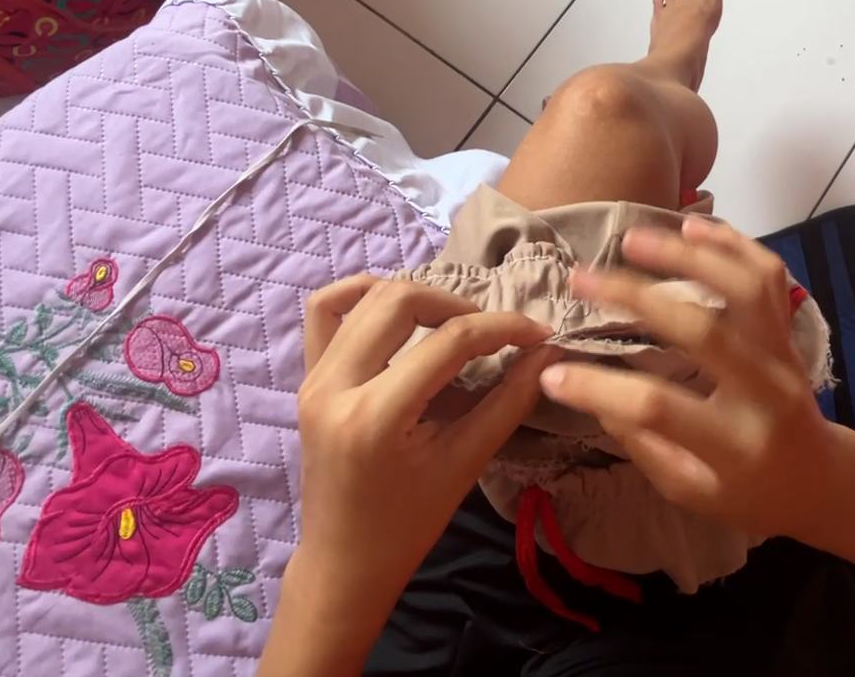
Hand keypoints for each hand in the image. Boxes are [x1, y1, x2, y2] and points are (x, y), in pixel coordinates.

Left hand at [294, 275, 557, 597]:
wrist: (345, 562)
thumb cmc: (410, 523)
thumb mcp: (466, 462)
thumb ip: (509, 400)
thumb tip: (547, 352)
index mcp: (375, 416)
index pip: (449, 342)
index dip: (502, 327)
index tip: (538, 333)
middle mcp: (335, 385)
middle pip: (402, 301)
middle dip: (458, 306)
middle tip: (490, 333)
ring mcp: (314, 377)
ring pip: (367, 297)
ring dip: (420, 298)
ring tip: (453, 324)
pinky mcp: (307, 376)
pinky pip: (324, 310)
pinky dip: (361, 293)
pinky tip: (395, 306)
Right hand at [540, 219, 854, 553]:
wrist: (822, 478)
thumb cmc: (749, 493)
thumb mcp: (690, 490)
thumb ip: (643, 443)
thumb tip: (593, 393)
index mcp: (734, 444)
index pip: (658, 408)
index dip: (599, 388)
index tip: (552, 373)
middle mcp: (764, 391)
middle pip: (702, 330)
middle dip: (635, 296)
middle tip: (584, 277)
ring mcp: (782, 353)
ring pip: (744, 287)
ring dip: (687, 253)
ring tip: (635, 237)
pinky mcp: (789, 328)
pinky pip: (768, 274)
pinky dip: (732, 242)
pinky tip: (693, 224)